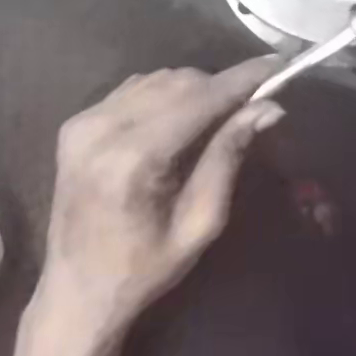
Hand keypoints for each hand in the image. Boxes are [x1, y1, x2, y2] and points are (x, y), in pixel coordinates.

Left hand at [33, 58, 282, 355]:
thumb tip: (269, 107)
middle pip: (181, 81)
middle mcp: (102, 128)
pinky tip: (183, 119)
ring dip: (198, 89)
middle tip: (256, 104)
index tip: (280, 63)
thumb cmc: (146, 268)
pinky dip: (168, 94)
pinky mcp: (75, 124)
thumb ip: (229, 156)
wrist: (77, 292)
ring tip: (223, 114)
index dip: (244, 78)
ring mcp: (83, 122)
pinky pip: (135, 88)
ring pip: (159, 78)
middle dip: (223, 86)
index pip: (201, 98)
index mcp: (134, 159)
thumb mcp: (202, 221)